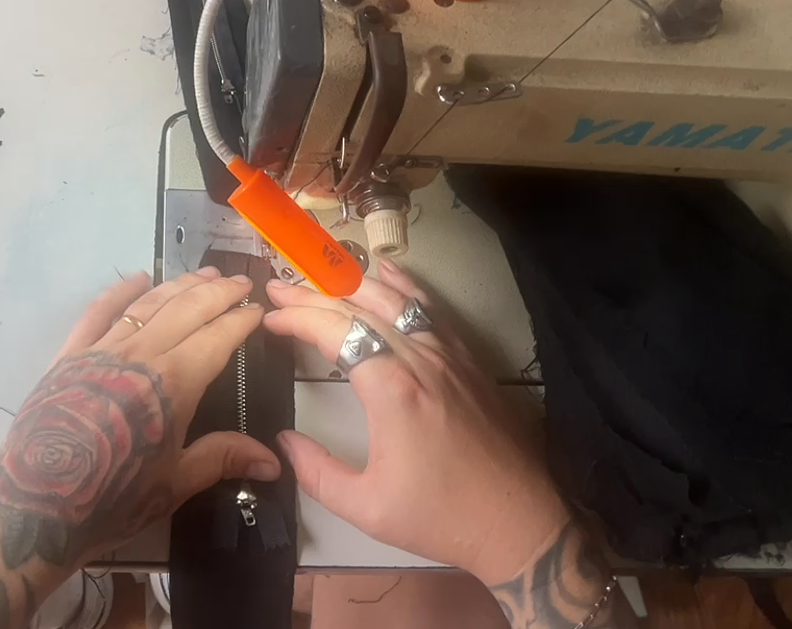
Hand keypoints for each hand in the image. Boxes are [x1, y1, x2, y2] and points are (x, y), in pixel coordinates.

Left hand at [0, 269, 280, 628]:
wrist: (34, 507)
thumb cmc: (111, 498)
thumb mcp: (174, 484)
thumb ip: (222, 458)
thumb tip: (274, 461)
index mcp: (173, 382)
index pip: (217, 337)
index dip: (241, 320)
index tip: (259, 308)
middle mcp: (141, 353)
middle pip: (187, 308)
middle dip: (218, 291)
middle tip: (241, 280)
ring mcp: (103, 348)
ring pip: (149, 303)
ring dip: (180, 284)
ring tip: (204, 273)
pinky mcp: (71, 352)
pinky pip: (99, 310)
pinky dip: (120, 290)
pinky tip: (138, 277)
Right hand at [264, 259, 617, 627]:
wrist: (522, 521)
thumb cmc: (442, 515)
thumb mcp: (367, 508)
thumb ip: (316, 472)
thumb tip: (282, 441)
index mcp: (390, 387)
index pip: (333, 330)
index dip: (296, 318)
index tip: (269, 319)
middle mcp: (417, 356)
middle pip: (357, 306)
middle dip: (312, 293)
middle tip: (278, 289)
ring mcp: (445, 351)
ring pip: (392, 298)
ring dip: (349, 282)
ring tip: (316, 277)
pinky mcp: (464, 356)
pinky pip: (428, 306)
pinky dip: (401, 284)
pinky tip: (384, 270)